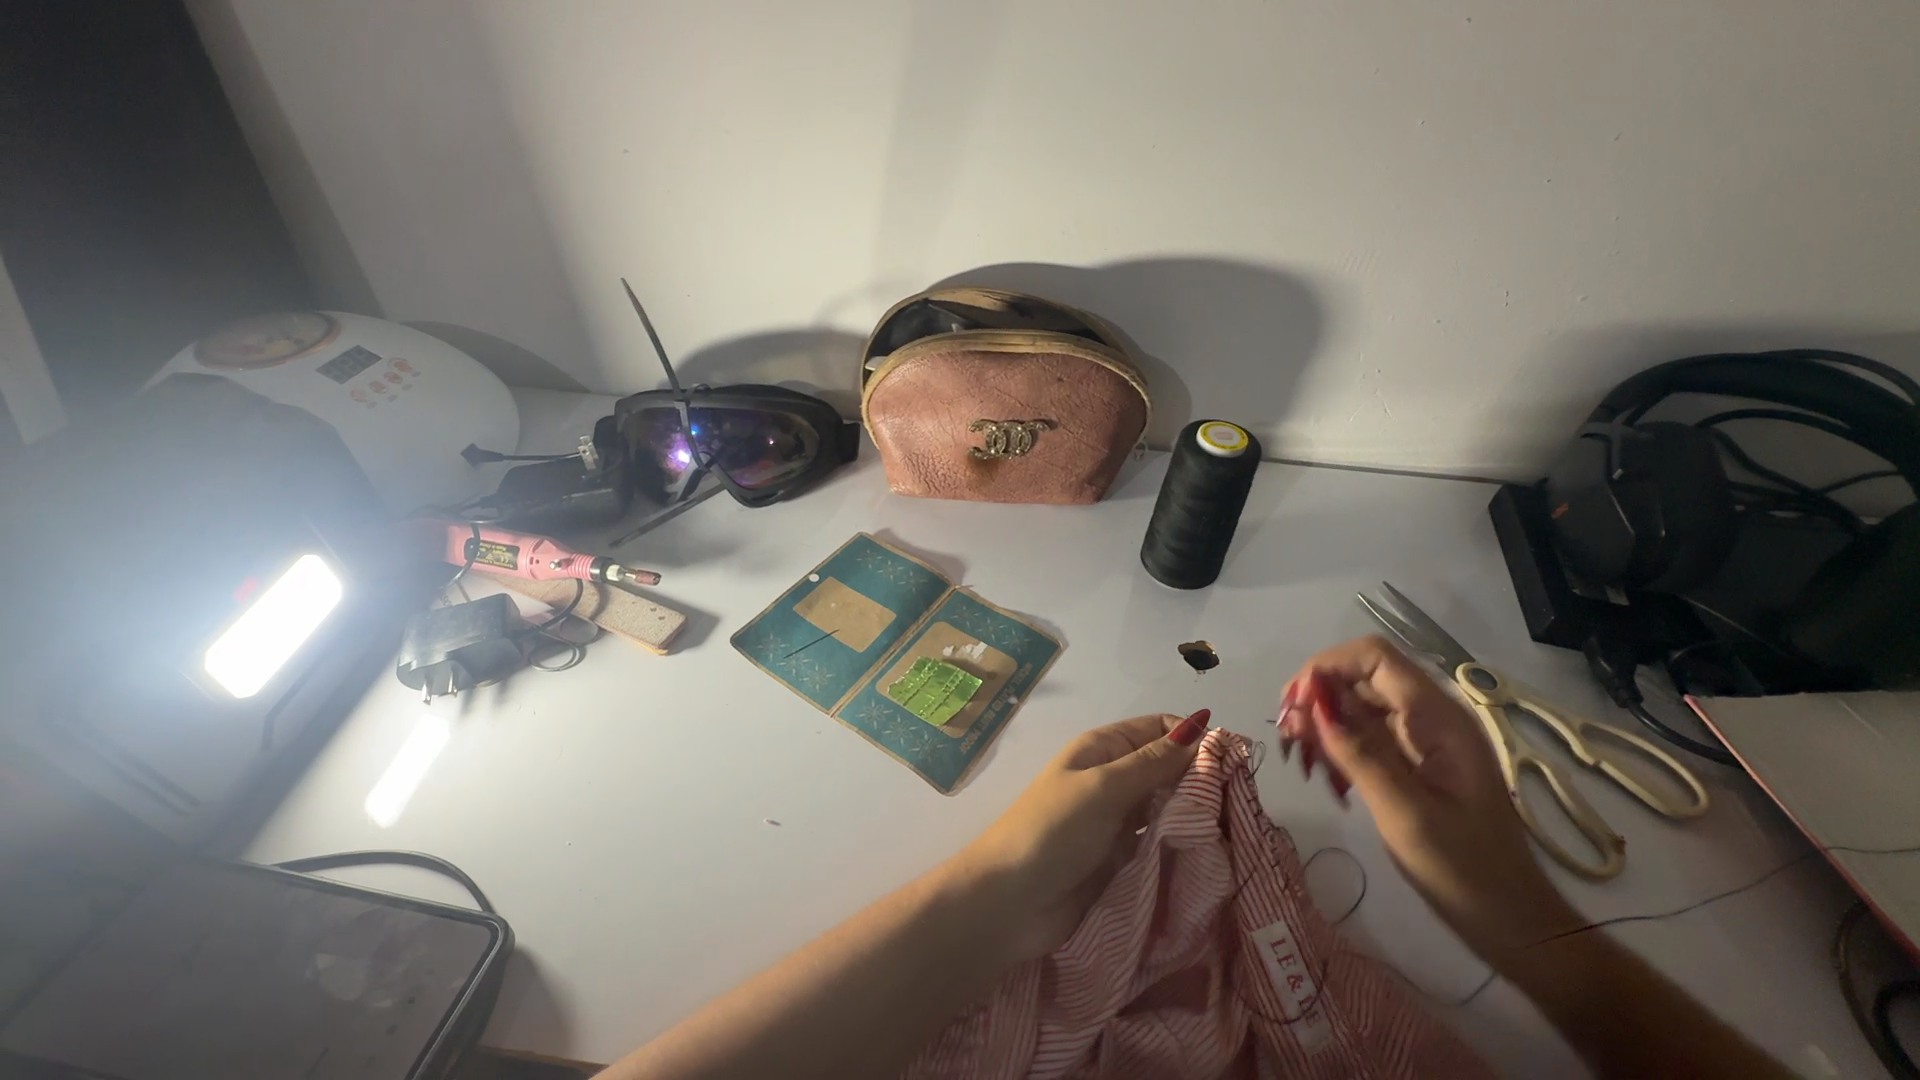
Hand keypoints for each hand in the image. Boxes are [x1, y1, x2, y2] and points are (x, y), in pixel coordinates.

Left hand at [945, 711, 1209, 964]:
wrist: (1011, 902)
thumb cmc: (1054, 831)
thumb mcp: (1104, 788)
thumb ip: (1154, 762)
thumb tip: (1202, 724)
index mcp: (1102, 749)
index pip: (1158, 730)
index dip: (1194, 738)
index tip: (1234, 761)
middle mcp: (1111, 778)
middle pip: (1166, 768)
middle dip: (1200, 778)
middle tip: (1241, 800)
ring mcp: (1116, 821)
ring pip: (1167, 806)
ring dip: (1195, 813)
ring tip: (1235, 827)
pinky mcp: (1122, 858)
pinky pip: (1159, 842)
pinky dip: (1181, 843)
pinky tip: (1211, 851)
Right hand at [1278, 637, 1579, 961]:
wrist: (1513, 922)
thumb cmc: (1463, 869)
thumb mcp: (1404, 813)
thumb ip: (1358, 752)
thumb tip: (1312, 704)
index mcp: (1439, 719)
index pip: (1374, 657)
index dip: (1327, 667)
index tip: (1294, 707)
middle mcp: (1431, 717)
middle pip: (1360, 677)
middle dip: (1316, 698)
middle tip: (1290, 740)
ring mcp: (1423, 739)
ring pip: (1358, 705)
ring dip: (1322, 723)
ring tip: (1302, 761)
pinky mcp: (1414, 762)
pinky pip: (1366, 734)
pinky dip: (1337, 746)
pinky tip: (1324, 776)